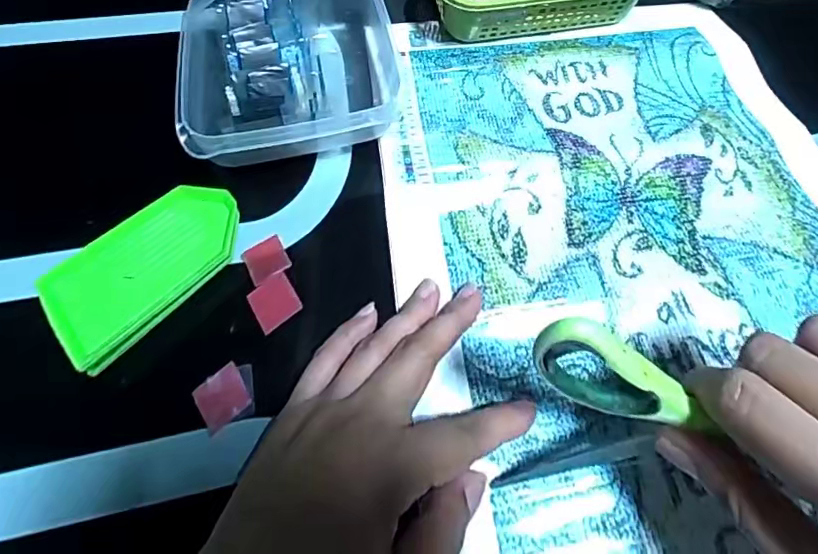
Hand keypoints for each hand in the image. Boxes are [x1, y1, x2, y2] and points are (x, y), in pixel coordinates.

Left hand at [203, 280, 534, 553]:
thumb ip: (439, 531)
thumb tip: (470, 478)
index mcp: (390, 467)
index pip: (461, 438)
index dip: (499, 424)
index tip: (528, 408)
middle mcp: (359, 424)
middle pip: (415, 361)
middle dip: (448, 325)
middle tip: (472, 292)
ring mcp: (320, 414)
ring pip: (372, 348)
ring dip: (405, 316)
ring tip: (431, 287)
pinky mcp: (290, 419)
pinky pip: (323, 361)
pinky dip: (347, 334)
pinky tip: (366, 313)